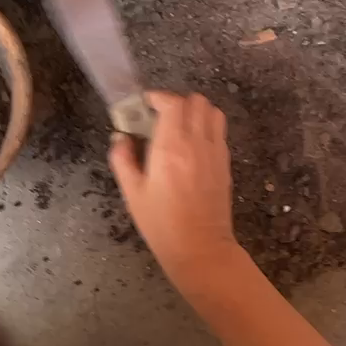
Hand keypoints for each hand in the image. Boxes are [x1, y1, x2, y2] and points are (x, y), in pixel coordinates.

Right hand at [109, 91, 241, 283]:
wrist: (199, 247)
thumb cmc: (161, 223)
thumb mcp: (132, 193)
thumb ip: (123, 160)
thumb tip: (120, 137)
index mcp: (170, 147)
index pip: (172, 103)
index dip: (158, 97)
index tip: (145, 105)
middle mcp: (196, 143)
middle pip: (196, 101)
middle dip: (177, 102)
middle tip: (161, 117)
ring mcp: (215, 152)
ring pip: (213, 112)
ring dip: (196, 112)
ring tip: (180, 127)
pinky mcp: (225, 163)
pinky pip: (219, 131)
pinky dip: (206, 128)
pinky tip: (192, 146)